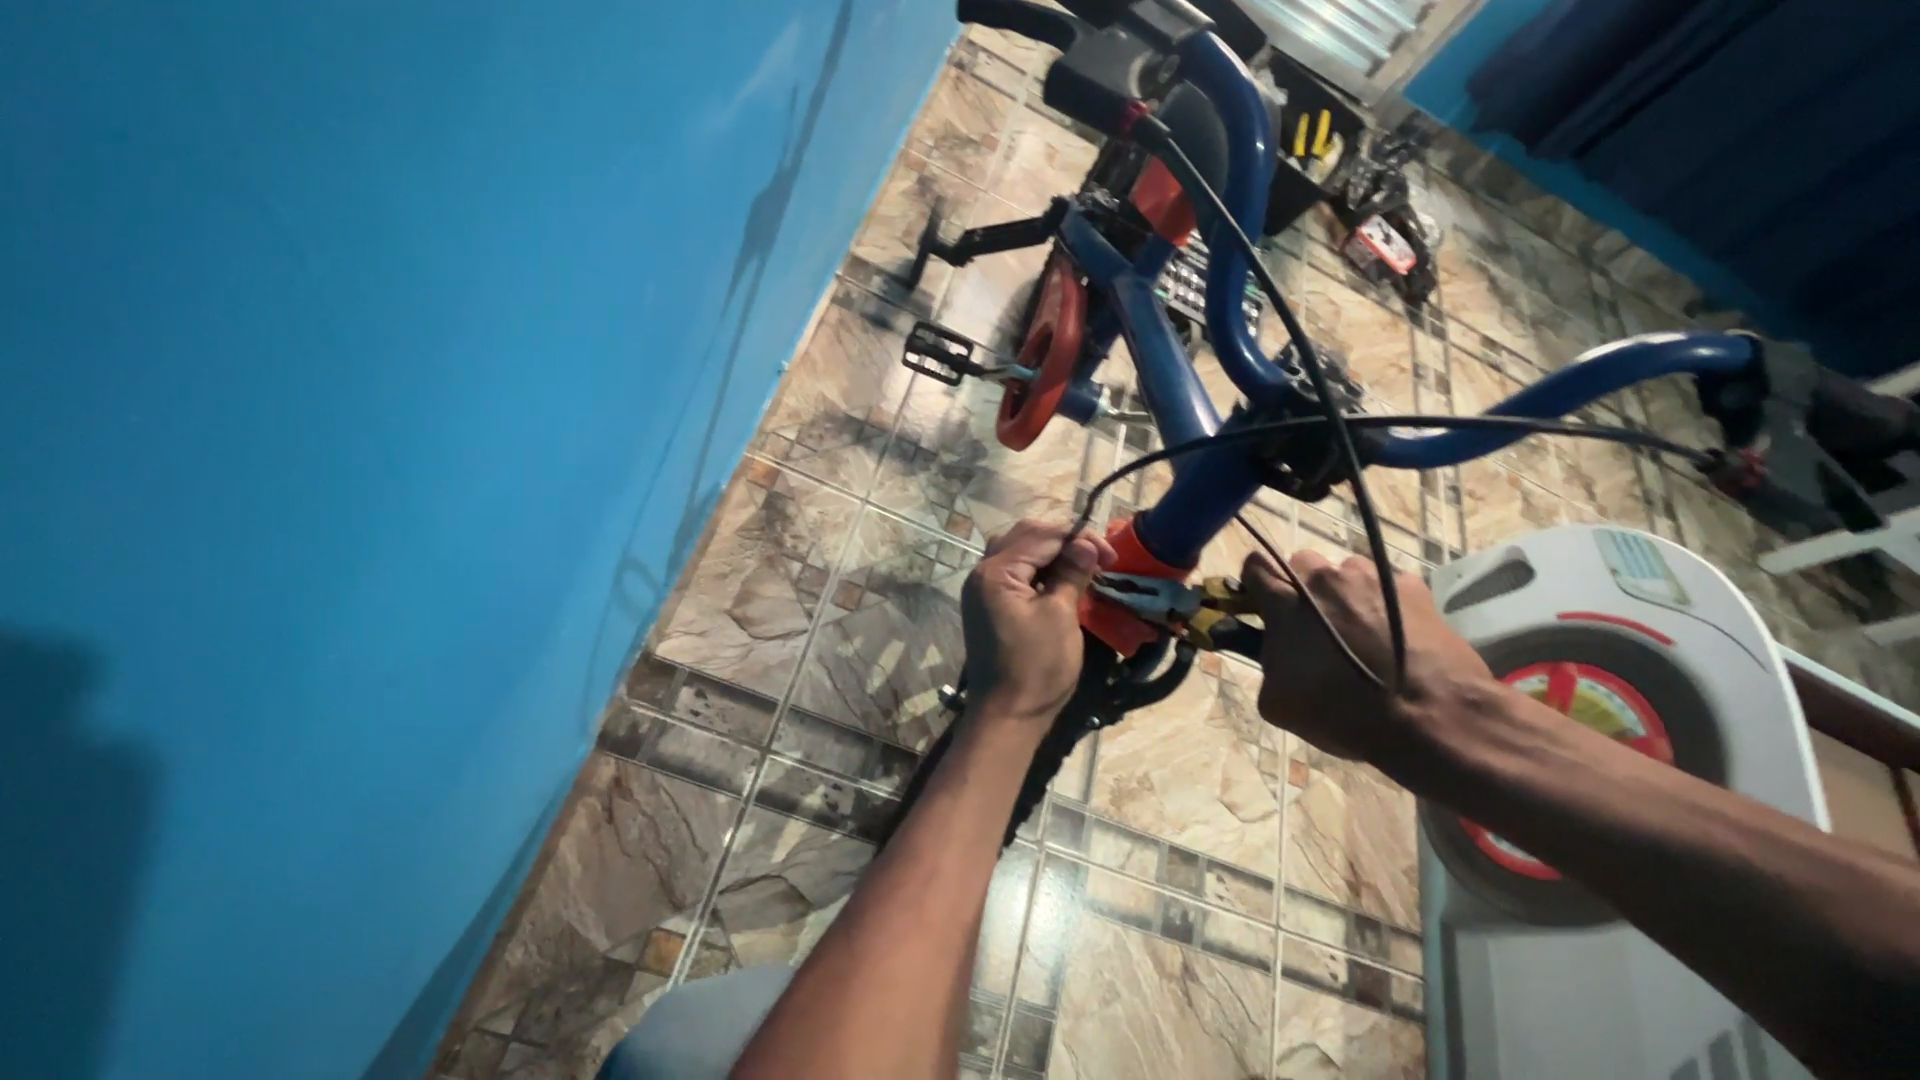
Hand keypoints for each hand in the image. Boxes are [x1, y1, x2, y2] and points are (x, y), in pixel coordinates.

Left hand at [961, 521, 1116, 726]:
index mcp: (996, 573)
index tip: (1111, 555)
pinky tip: (1062, 580)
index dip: (1078, 539)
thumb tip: (1086, 545)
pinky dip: (1039, 570)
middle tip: (1098, 557)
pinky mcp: (988, 605)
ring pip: (1018, 552)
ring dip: (1051, 553)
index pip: (1040, 536)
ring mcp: (982, 590)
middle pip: (1025, 537)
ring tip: (1083, 565)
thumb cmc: (1037, 667)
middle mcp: (982, 573)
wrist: (1008, 715)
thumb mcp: (1061, 615)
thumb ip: (1071, 574)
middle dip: (1063, 541)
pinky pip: (1014, 573)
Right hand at [1241, 549, 1494, 765]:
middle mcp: (1326, 578)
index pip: (1255, 566)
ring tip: (1362, 631)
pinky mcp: (1415, 587)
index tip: (1264, 604)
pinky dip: (1386, 603)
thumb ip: (1267, 663)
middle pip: (1303, 564)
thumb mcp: (1278, 701)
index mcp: (1286, 601)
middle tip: (1315, 625)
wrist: (1427, 718)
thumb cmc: (1342, 713)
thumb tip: (1276, 652)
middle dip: (1304, 588)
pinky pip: (1389, 585)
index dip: (1256, 584)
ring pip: (1348, 572)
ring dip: (1347, 594)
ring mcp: (1373, 578)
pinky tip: (1396, 635)